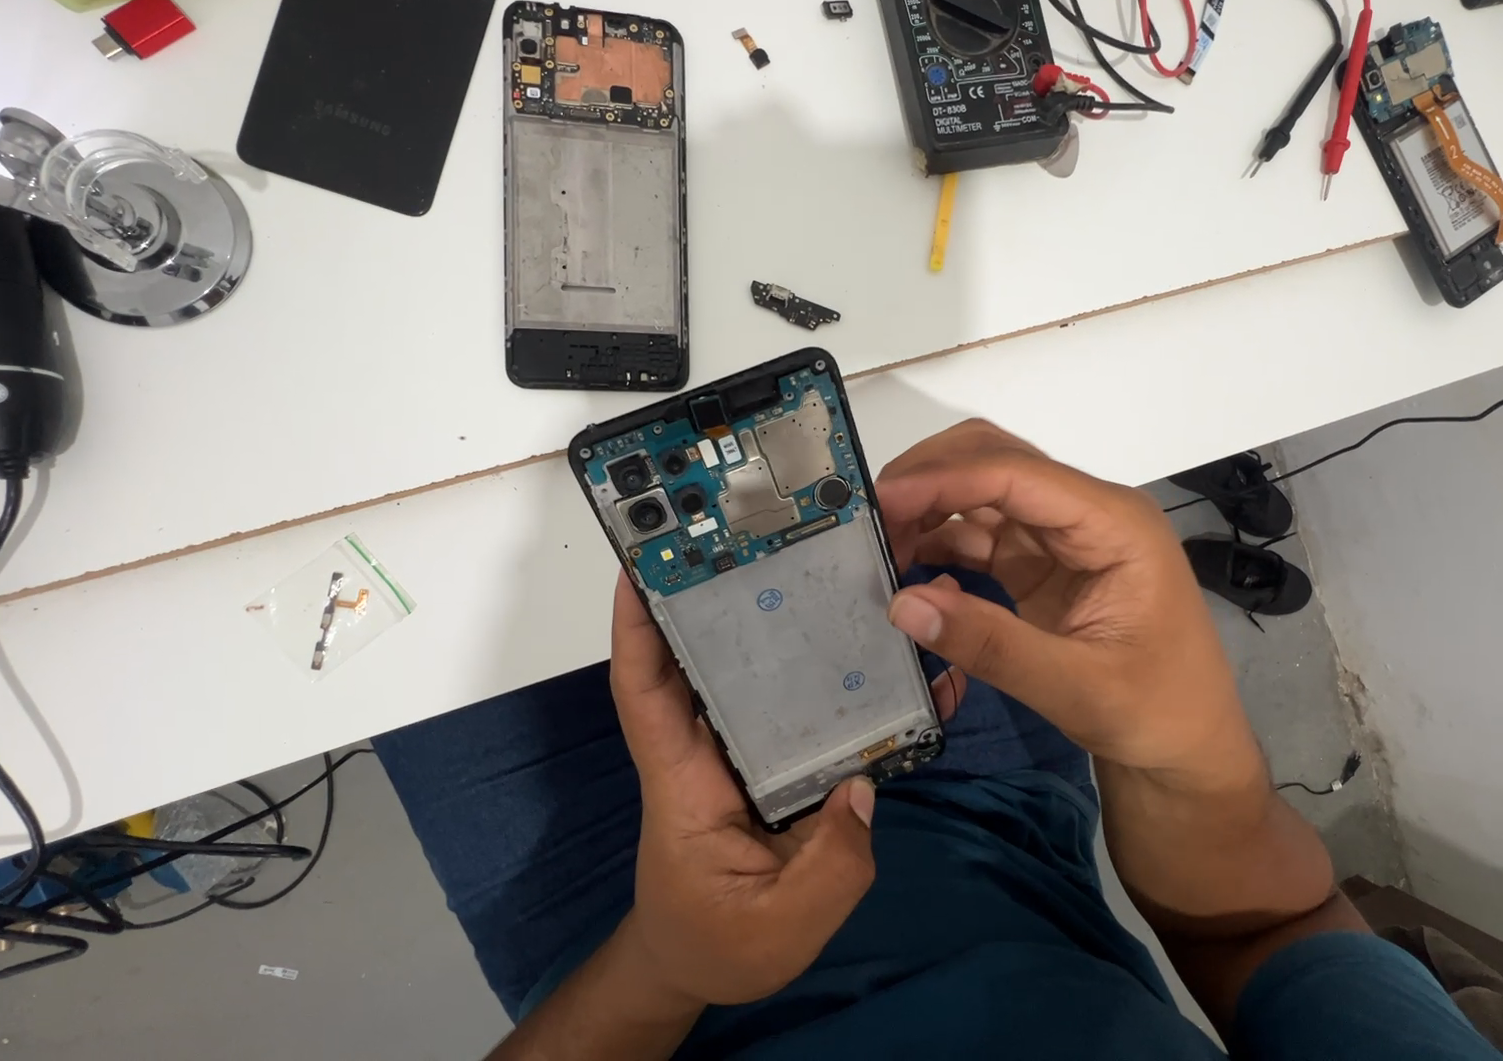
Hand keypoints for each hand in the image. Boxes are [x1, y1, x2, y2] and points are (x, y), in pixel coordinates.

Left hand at [606, 572, 875, 1007]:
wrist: (709, 960)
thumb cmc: (720, 944)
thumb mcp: (780, 925)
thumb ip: (830, 866)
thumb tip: (864, 787)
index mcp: (683, 779)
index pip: (644, 691)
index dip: (635, 626)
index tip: (642, 563)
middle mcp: (708, 751)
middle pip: (702, 663)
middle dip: (716, 599)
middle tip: (760, 542)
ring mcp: (742, 755)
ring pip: (750, 678)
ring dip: (773, 627)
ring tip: (821, 576)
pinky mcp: (776, 766)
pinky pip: (794, 713)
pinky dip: (820, 680)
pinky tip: (866, 660)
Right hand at [875, 420, 1252, 781]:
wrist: (1185, 746)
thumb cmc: (1155, 711)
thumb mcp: (1077, 687)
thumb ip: (990, 645)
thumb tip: (903, 605)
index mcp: (1112, 523)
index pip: (1017, 475)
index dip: (944, 479)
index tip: (882, 501)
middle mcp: (1085, 513)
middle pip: (997, 462)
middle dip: (932, 478)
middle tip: (872, 515)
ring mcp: (1061, 535)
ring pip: (982, 493)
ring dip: (929, 509)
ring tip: (880, 548)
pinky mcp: (1040, 562)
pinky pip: (980, 534)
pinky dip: (940, 543)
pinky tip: (911, 571)